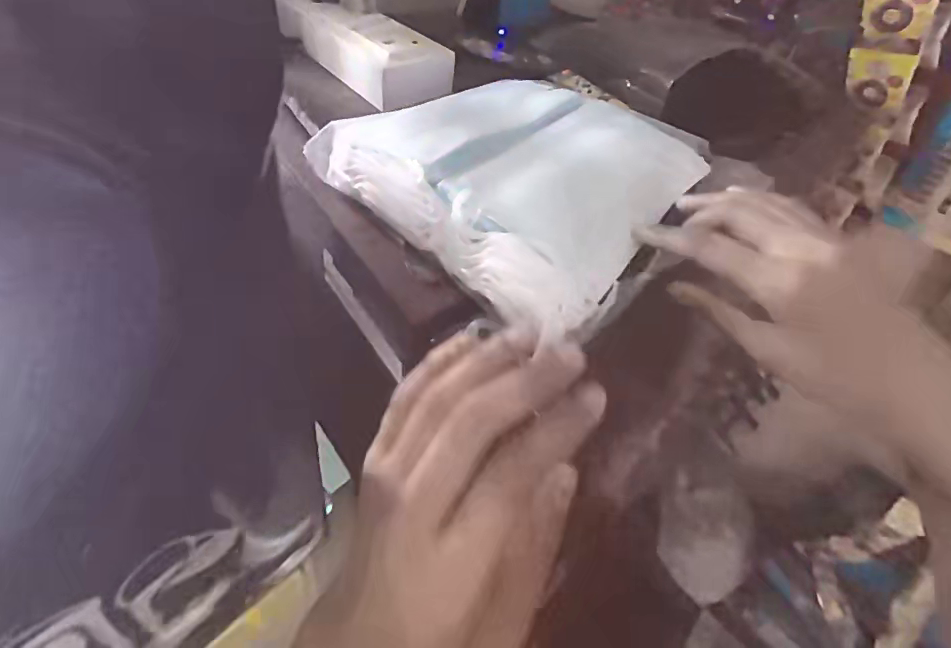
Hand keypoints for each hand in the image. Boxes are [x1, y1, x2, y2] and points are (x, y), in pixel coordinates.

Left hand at [295, 329, 604, 647]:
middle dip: (526, 379)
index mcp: (449, 560)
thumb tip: (566, 468)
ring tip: (530, 334)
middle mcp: (410, 504)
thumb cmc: (439, 642)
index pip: (510, 473)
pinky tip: (470, 338)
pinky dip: (439, 360)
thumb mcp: (502, 626)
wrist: (354, 644)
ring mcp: (383, 473)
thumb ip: (534, 550)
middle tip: (571, 352)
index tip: (596, 394)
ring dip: (486, 358)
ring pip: (436, 396)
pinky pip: (405, 394)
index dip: (556, 427)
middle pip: (470, 422)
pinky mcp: (372, 456)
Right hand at [636, 190, 950, 506]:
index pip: (711, 247)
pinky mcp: (839, 239)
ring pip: (765, 201)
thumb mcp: (773, 354)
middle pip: (737, 211)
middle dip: (699, 209)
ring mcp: (824, 237)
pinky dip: (761, 200)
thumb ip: (722, 312)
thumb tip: (677, 287)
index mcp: (778, 280)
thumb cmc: (841, 383)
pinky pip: (791, 206)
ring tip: (697, 202)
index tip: (641, 230)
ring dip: (728, 198)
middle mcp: (799, 247)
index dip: (671, 237)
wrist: (918, 387)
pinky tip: (747, 202)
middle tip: (669, 216)